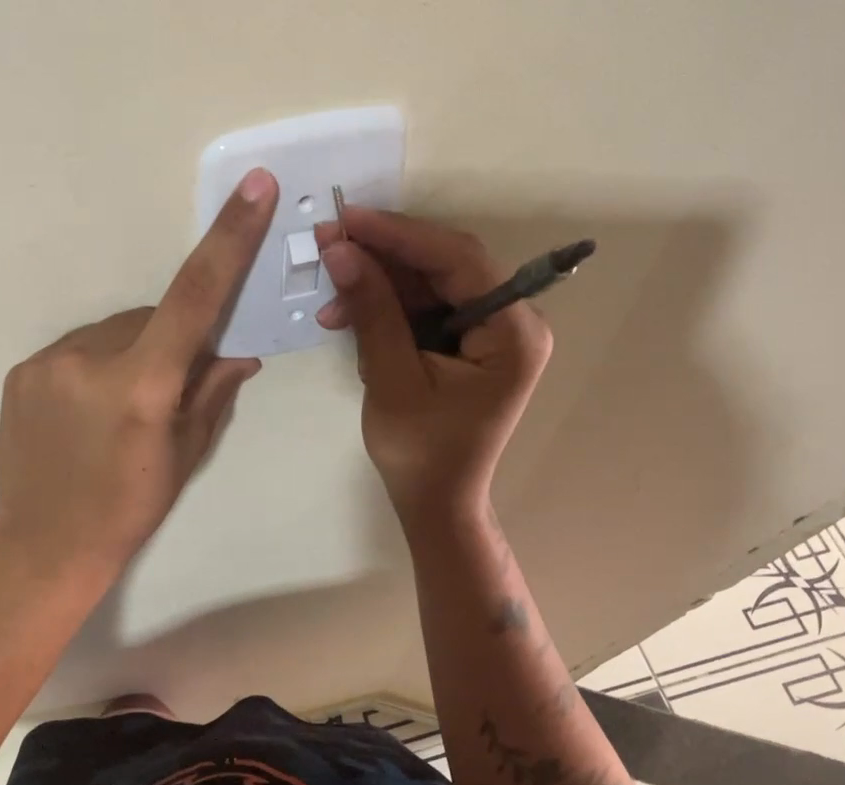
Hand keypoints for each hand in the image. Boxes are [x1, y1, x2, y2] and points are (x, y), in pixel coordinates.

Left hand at [0, 167, 278, 573]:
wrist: (47, 546)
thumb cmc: (128, 509)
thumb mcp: (185, 456)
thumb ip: (213, 395)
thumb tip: (238, 353)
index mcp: (140, 385)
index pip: (194, 299)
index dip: (227, 241)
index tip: (253, 188)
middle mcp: (90, 359)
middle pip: (148, 320)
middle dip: (167, 343)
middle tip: (166, 394)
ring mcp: (48, 362)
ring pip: (110, 334)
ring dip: (129, 355)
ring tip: (117, 414)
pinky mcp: (21, 372)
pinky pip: (75, 351)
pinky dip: (94, 367)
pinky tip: (86, 414)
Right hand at [315, 209, 552, 521]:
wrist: (436, 504)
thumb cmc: (421, 454)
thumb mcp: (391, 380)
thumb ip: (372, 312)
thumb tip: (340, 250)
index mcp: (514, 332)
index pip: (458, 260)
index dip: (401, 235)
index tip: (348, 219)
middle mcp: (514, 321)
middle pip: (446, 267)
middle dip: (385, 257)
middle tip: (330, 242)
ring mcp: (492, 332)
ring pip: (431, 286)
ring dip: (380, 286)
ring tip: (330, 294)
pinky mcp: (470, 344)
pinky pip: (428, 310)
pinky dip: (388, 310)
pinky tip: (348, 315)